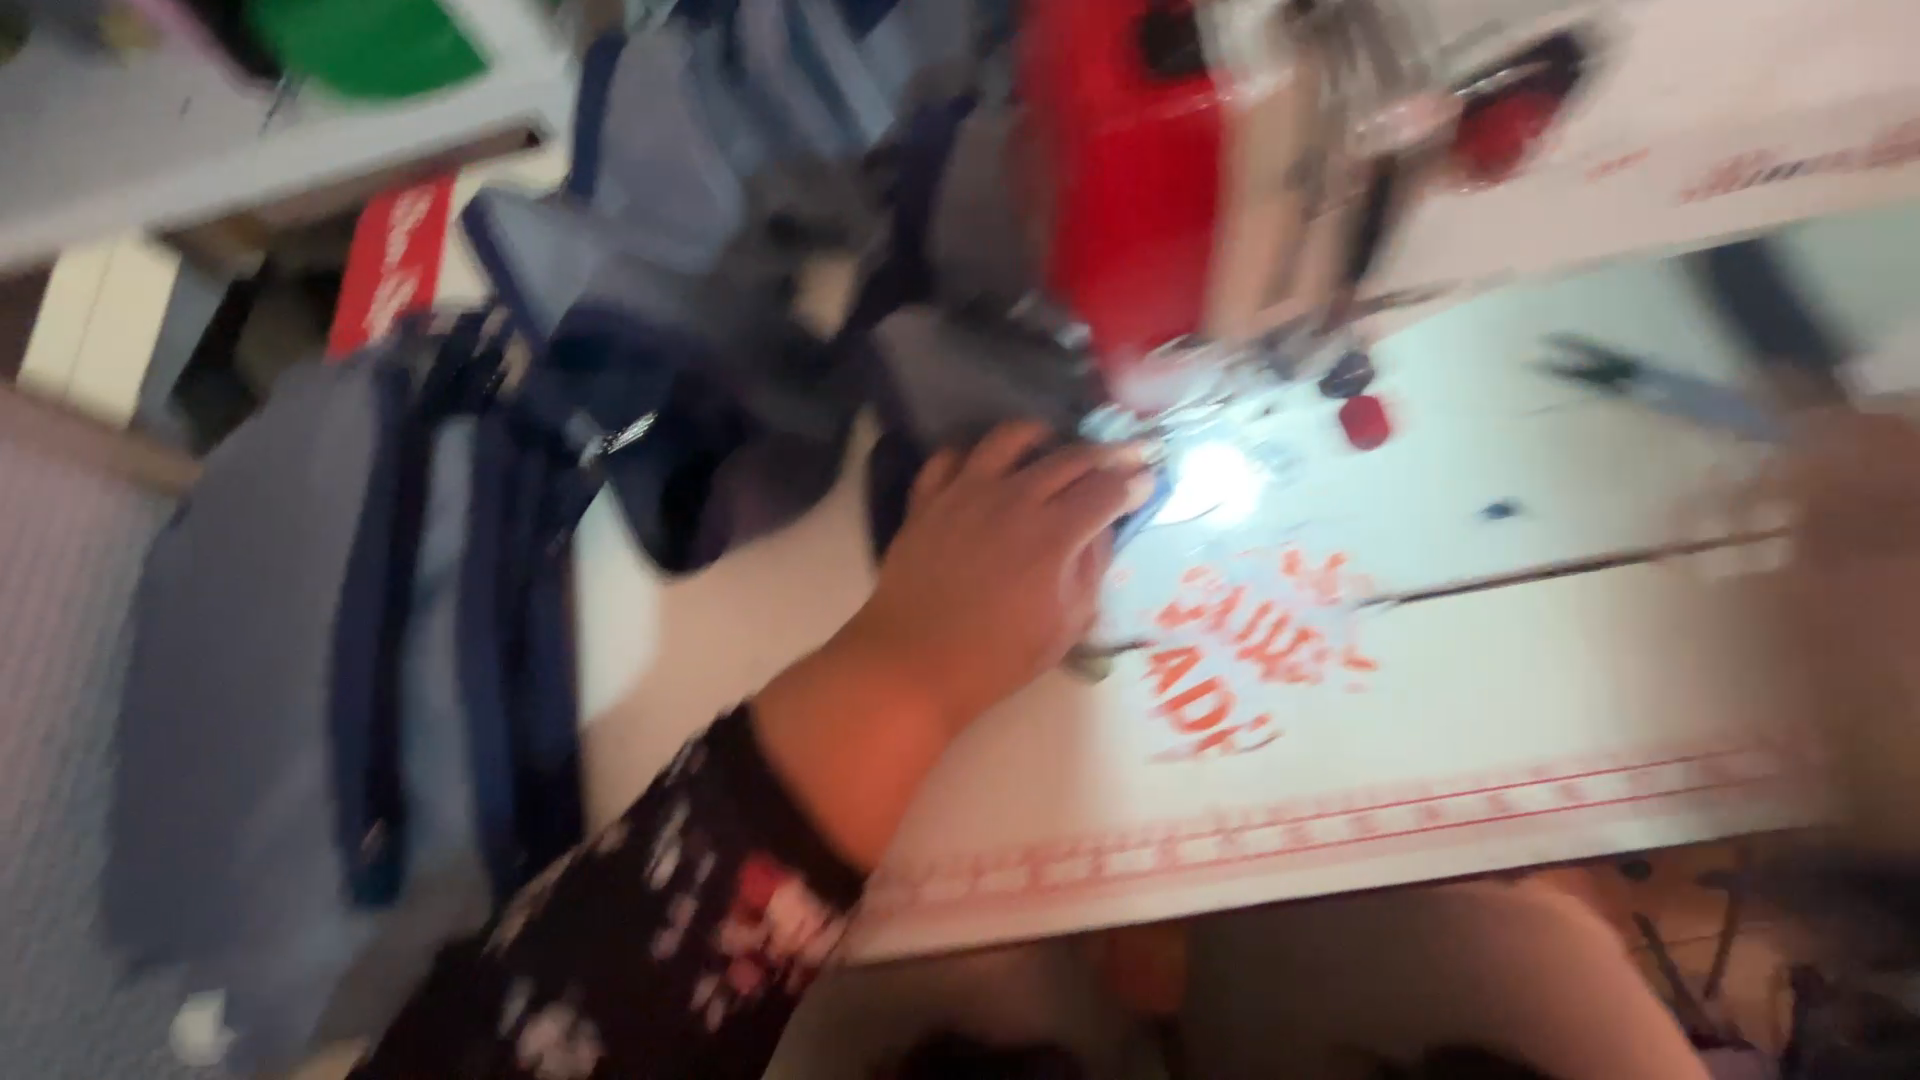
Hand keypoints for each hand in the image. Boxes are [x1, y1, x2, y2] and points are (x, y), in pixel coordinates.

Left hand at [839, 422, 1155, 733]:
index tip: (1147, 477)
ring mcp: (964, 493)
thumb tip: (1100, 528)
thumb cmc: (998, 656)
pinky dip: (974, 453)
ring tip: (1051, 444)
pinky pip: (951, 456)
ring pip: (1009, 437)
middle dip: (1105, 453)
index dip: (1133, 480)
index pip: (1105, 489)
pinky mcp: (927, 499)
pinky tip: (985, 466)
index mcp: (1052, 534)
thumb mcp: (1066, 624)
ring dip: (1041, 436)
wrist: (915, 662)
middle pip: (1068, 457)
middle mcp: (1012, 499)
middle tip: (1121, 455)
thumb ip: (1091, 568)